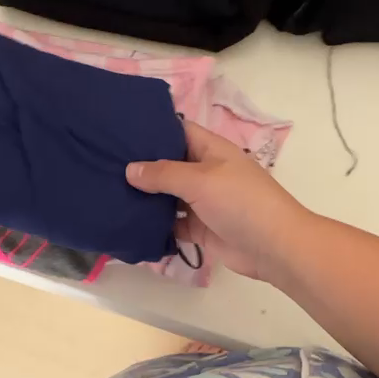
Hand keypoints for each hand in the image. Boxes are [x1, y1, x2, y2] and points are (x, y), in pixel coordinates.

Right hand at [126, 121, 312, 282]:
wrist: (272, 247)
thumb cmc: (241, 202)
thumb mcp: (200, 180)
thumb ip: (163, 175)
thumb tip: (130, 170)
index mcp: (211, 150)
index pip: (178, 131)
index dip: (152, 130)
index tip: (120, 132)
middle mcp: (205, 173)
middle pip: (169, 165)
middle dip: (143, 167)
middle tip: (106, 166)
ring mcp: (203, 203)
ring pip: (169, 197)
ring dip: (147, 198)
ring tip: (111, 193)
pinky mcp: (201, 229)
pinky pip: (174, 224)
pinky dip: (156, 225)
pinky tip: (131, 223)